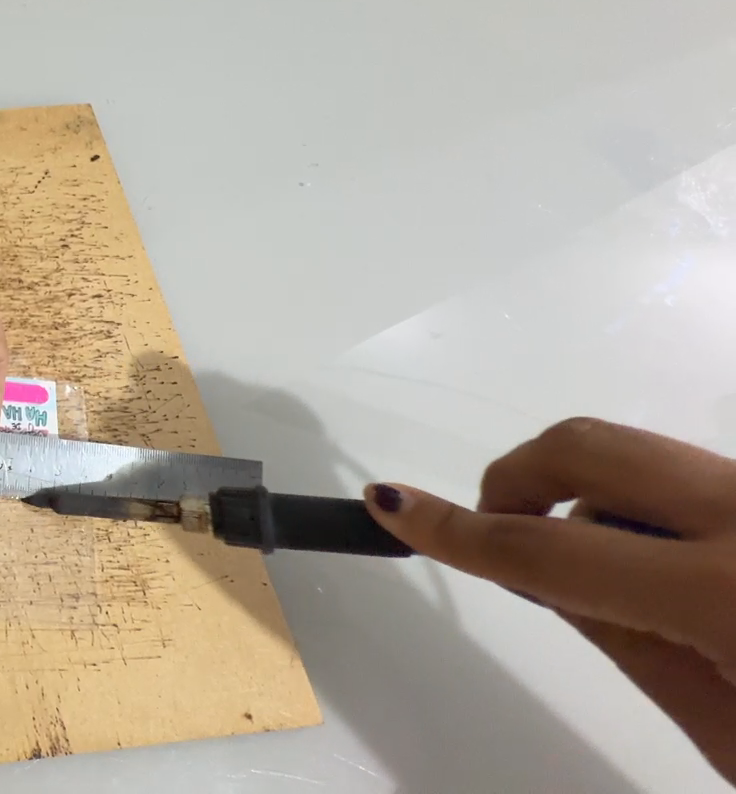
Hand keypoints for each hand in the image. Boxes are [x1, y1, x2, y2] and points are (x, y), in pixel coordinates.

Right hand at [363, 418, 735, 781]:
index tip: (386, 504)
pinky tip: (717, 582)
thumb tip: (544, 576)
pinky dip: (680, 517)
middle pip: (593, 446)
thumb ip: (627, 645)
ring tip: (646, 582)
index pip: (546, 544)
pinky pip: (716, 484)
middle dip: (521, 476)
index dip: (452, 526)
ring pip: (659, 460)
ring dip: (609, 504)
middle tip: (508, 527)